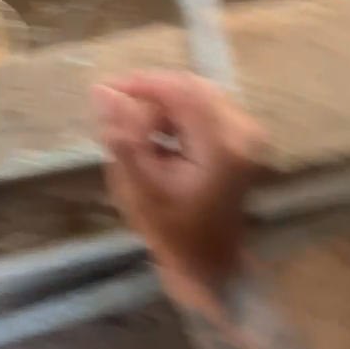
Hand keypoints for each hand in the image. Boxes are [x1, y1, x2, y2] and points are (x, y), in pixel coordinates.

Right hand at [90, 70, 264, 294]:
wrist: (209, 264)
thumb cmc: (172, 232)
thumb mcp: (139, 188)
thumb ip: (122, 137)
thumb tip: (102, 91)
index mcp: (221, 144)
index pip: (180, 90)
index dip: (141, 84)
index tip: (106, 91)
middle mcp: (242, 131)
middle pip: (189, 88)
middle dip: (150, 98)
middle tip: (118, 120)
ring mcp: (247, 134)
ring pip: (195, 96)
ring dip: (161, 109)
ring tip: (138, 139)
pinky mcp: (242, 138)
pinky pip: (203, 109)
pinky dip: (175, 118)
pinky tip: (158, 142)